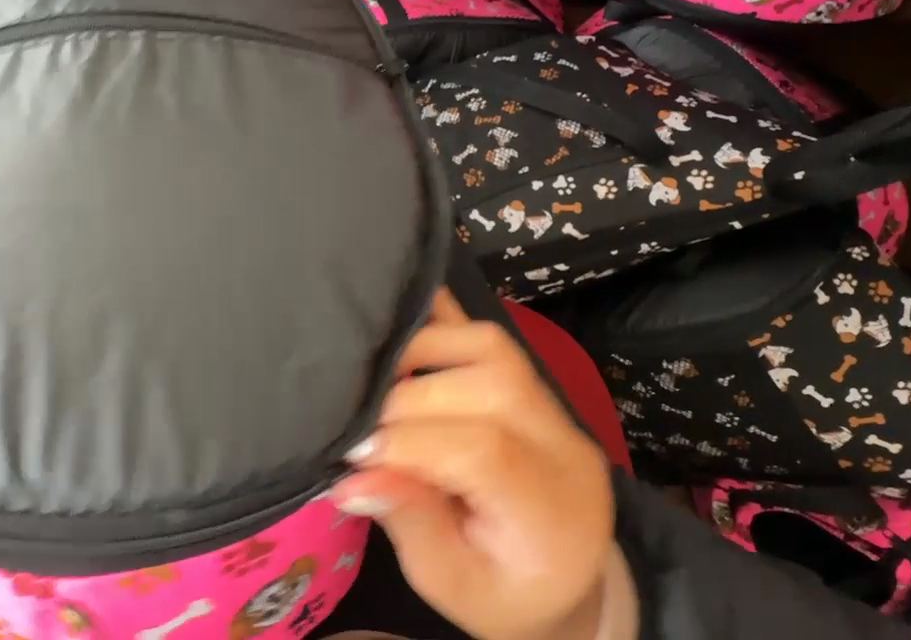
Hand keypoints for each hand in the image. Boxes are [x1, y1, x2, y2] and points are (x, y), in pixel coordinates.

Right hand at [332, 294, 632, 639]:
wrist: (560, 579)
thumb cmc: (501, 591)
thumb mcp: (450, 583)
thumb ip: (408, 522)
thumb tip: (349, 476)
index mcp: (551, 511)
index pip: (486, 451)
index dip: (413, 442)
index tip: (356, 453)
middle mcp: (562, 446)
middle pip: (490, 388)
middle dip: (408, 400)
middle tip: (359, 425)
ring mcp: (551, 406)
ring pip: (491, 347)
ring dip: (424, 352)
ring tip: (379, 381)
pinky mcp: (530, 381)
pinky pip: (488, 335)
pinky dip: (442, 321)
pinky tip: (399, 318)